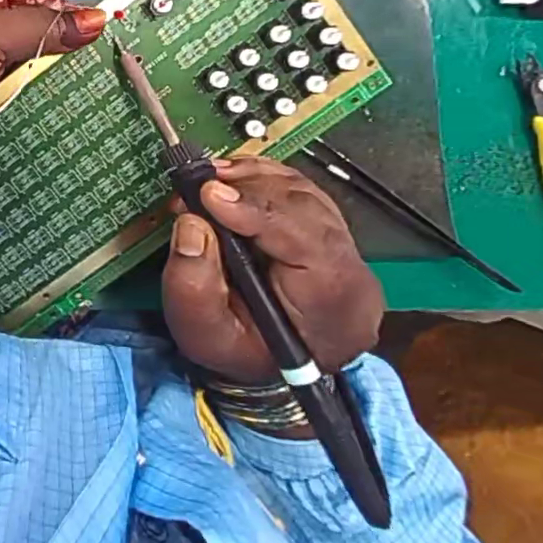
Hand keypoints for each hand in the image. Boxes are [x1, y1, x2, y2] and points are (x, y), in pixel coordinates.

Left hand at [0, 0, 106, 161]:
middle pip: (28, 34)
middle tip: (93, 62)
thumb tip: (94, 19)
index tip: (96, 27)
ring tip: (81, 86)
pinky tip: (53, 108)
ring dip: (43, 79)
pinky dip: (27, 102)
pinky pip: (10, 97)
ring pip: (22, 69)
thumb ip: (39, 28)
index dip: (60, 9)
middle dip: (55, 48)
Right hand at [161, 157, 383, 383]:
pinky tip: (226, 181)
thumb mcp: (203, 333)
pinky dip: (258, 179)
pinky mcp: (322, 229)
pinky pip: (296, 191)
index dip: (257, 211)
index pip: (307, 242)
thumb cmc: (235, 351)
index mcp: (333, 306)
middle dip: (247, 192)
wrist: (260, 364)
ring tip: (205, 181)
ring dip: (250, 180)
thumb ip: (193, 283)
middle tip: (195, 188)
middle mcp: (350, 271)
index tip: (209, 195)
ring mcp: (342, 247)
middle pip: (306, 210)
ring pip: (302, 194)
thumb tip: (192, 223)